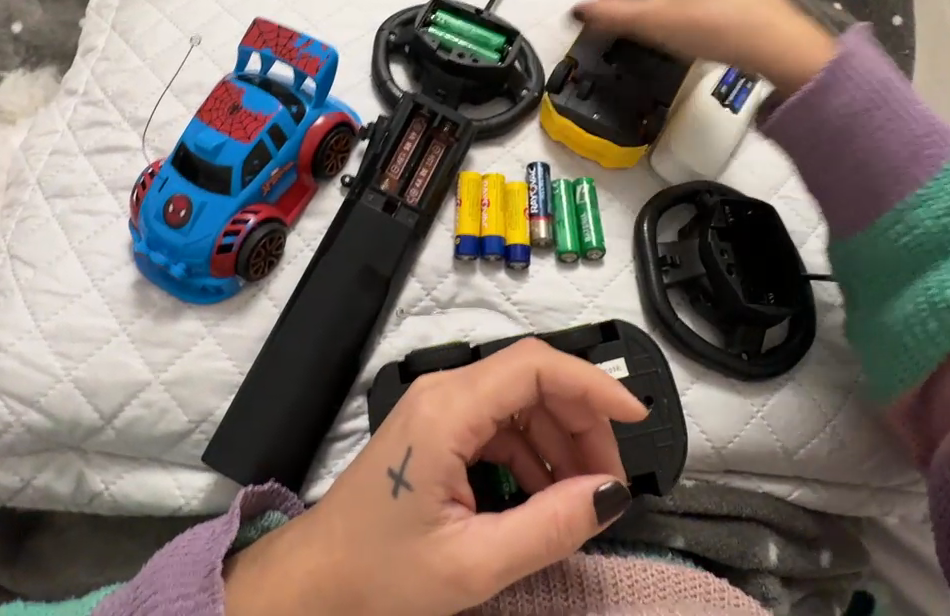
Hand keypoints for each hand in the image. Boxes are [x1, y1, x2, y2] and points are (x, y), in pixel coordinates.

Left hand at [222, 338, 648, 615]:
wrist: (313, 583)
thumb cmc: (380, 577)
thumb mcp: (473, 564)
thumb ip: (549, 526)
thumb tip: (613, 495)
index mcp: (448, 410)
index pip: (536, 365)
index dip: (593, 383)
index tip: (636, 418)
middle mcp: (444, 392)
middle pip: (533, 381)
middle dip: (581, 425)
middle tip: (608, 487)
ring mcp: (439, 407)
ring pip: (521, 402)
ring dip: (560, 443)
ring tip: (580, 502)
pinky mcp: (438, 427)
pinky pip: (500, 424)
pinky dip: (532, 455)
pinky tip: (543, 499)